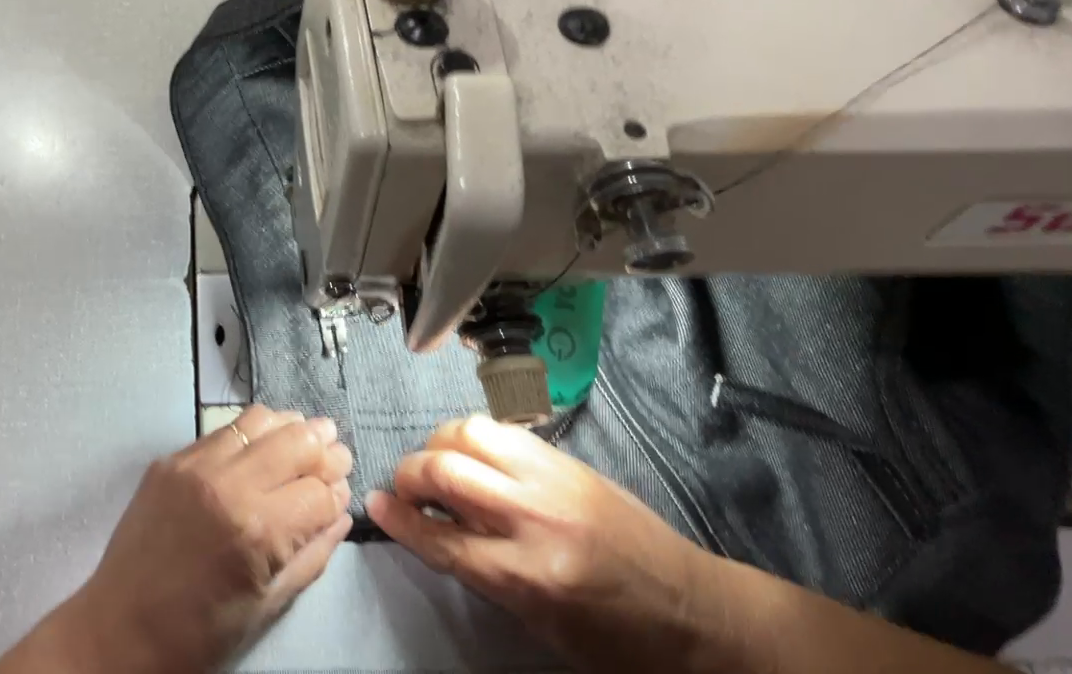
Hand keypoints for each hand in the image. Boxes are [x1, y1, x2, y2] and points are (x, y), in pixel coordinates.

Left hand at [58, 406, 353, 673]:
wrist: (121, 627)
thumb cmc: (200, 631)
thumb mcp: (269, 605)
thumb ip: (313, 554)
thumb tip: (341, 512)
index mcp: (259, 530)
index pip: (321, 492)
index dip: (338, 492)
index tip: (341, 494)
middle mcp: (229, 485)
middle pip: (297, 442)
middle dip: (324, 448)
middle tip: (336, 453)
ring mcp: (195, 465)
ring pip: (259, 420)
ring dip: (289, 426)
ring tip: (305, 433)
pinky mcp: (171, 459)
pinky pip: (221, 430)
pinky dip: (250, 431)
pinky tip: (261, 441)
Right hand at [366, 416, 728, 673]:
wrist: (697, 613)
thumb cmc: (617, 639)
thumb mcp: (540, 623)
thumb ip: (484, 572)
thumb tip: (435, 531)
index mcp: (527, 576)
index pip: (440, 536)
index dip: (398, 519)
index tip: (375, 505)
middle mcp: (535, 517)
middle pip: (445, 471)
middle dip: (409, 474)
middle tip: (404, 487)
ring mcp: (554, 480)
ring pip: (471, 433)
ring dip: (440, 444)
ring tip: (438, 465)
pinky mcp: (569, 461)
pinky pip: (505, 431)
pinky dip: (476, 437)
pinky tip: (475, 457)